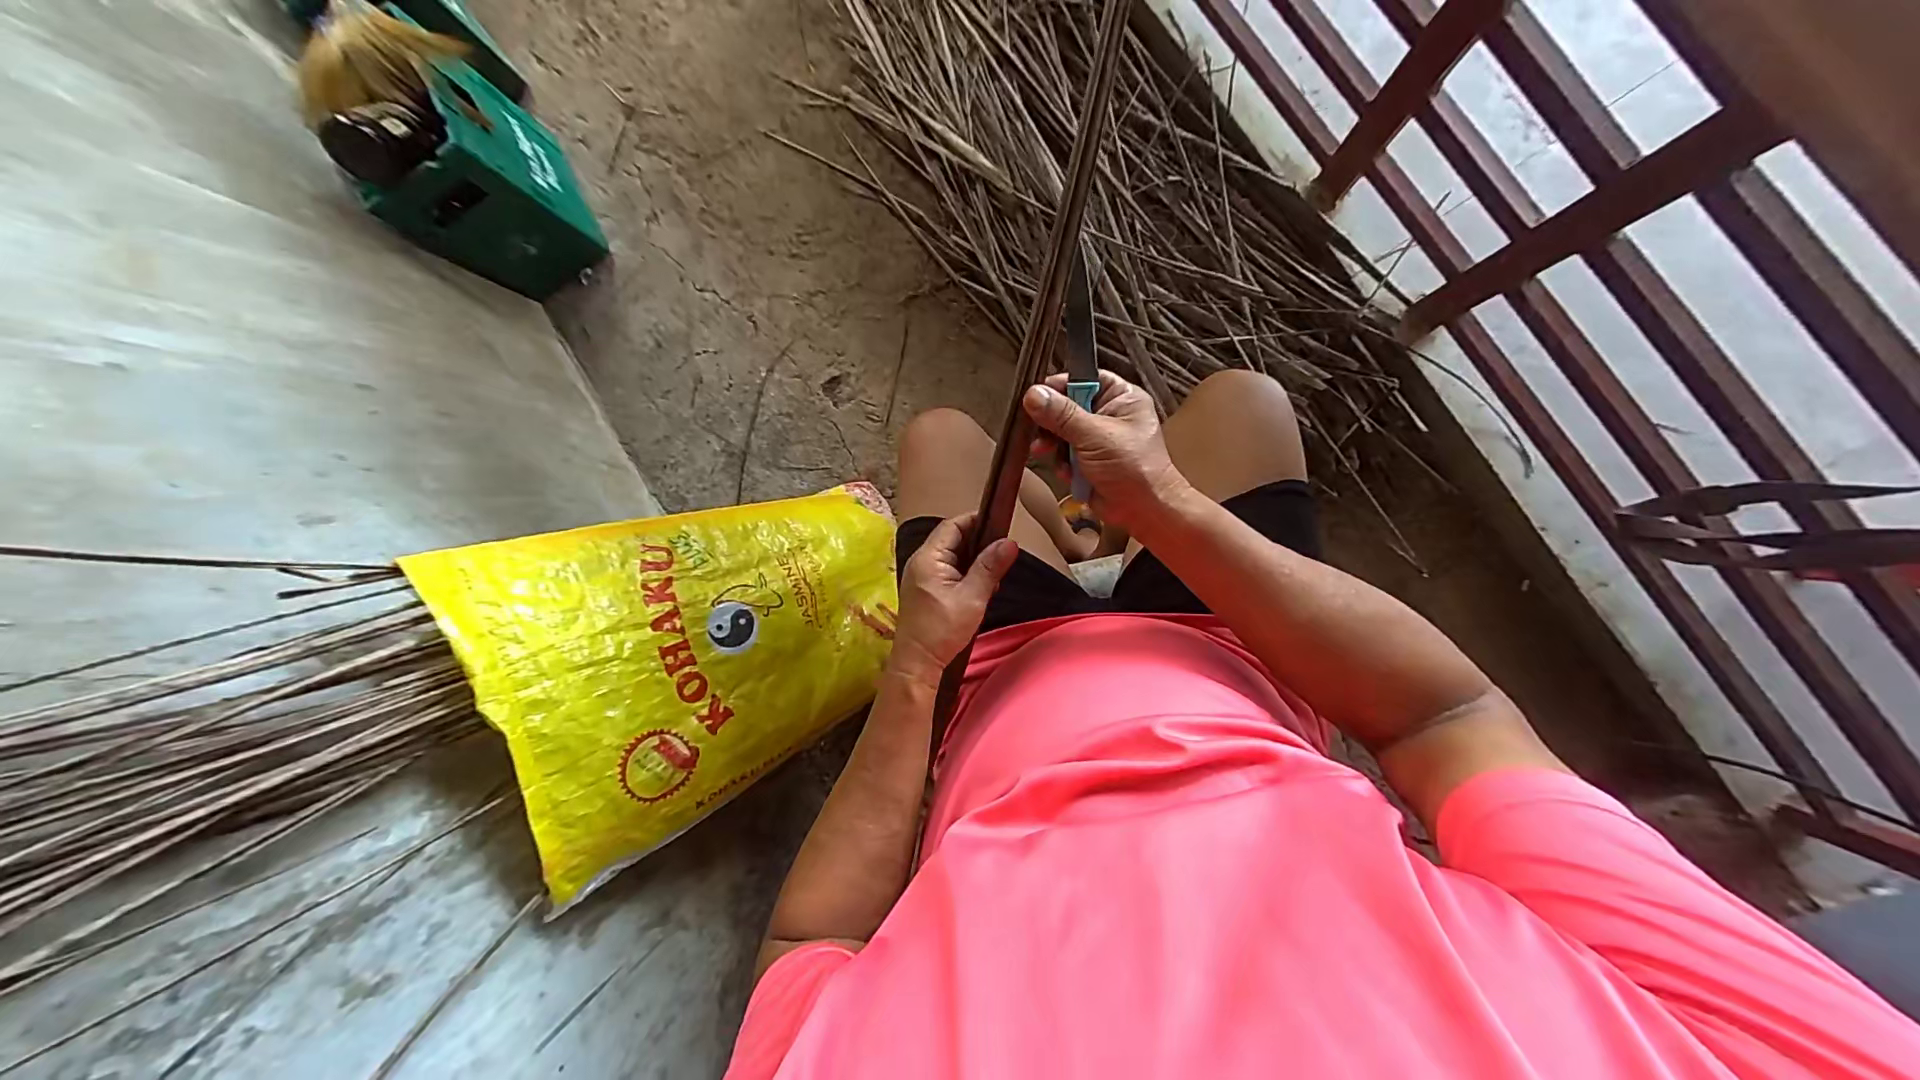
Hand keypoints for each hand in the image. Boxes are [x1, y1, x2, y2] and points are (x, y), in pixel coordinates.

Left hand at [888, 513, 1017, 686]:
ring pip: (953, 556)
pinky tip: (980, 590)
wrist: (917, 663)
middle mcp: (921, 562)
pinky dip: (965, 575)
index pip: (953, 525)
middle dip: (979, 545)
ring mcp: (921, 576)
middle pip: (953, 539)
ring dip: (974, 563)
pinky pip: (948, 571)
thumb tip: (1010, 542)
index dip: (977, 522)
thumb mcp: (973, 597)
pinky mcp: (925, 590)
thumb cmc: (941, 631)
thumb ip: (990, 567)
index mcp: (928, 558)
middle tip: (1001, 557)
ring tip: (992, 577)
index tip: (1001, 527)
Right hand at [1024, 371, 1190, 531]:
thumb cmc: (1136, 469)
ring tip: (1052, 455)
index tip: (1038, 398)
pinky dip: (1062, 464)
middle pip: (1067, 406)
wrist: (1143, 510)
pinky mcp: (1088, 460)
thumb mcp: (1094, 435)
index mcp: (1121, 397)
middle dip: (1052, 423)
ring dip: (1055, 446)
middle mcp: (1109, 414)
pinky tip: (1068, 473)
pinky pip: (1064, 454)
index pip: (1083, 378)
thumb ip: (1062, 415)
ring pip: (1061, 432)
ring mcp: (1097, 439)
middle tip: (1041, 432)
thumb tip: (1034, 395)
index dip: (1059, 387)